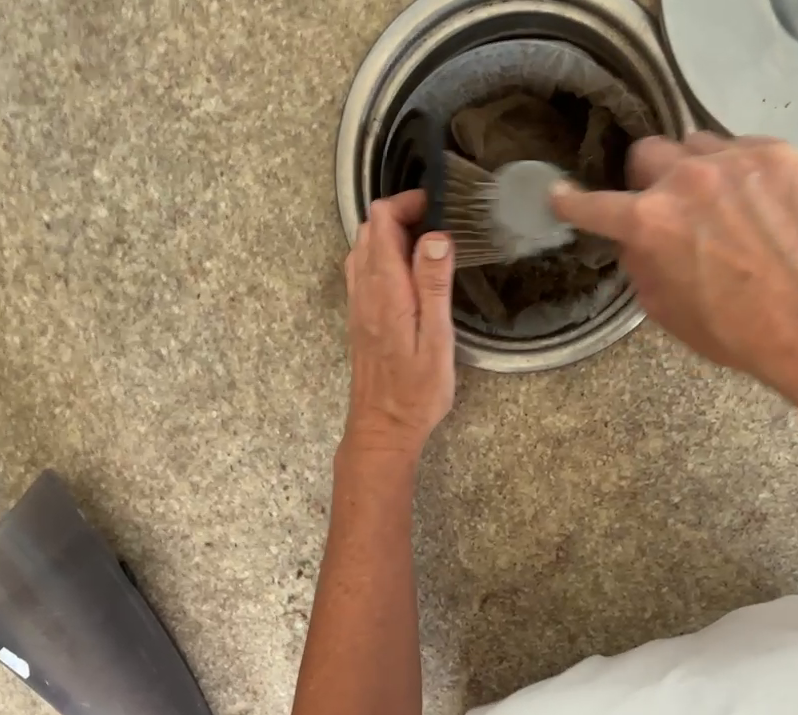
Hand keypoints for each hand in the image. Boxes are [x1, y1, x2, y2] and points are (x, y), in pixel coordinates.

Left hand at [343, 190, 456, 456]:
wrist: (383, 428)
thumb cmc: (415, 393)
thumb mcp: (436, 340)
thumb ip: (433, 285)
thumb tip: (435, 237)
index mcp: (386, 289)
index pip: (382, 220)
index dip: (408, 203)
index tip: (439, 209)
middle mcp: (365, 290)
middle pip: (371, 228)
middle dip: (402, 215)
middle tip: (439, 227)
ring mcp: (358, 303)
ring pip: (364, 248)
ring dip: (392, 235)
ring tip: (428, 248)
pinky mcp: (360, 318)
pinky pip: (364, 271)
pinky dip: (384, 257)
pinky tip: (408, 275)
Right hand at [551, 134, 797, 402]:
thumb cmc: (728, 328)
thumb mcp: (663, 308)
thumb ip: (638, 263)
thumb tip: (633, 240)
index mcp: (650, 223)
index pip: (595, 205)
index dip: (573, 203)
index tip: (560, 196)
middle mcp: (686, 179)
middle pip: (646, 152)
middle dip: (646, 179)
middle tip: (664, 206)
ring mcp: (735, 160)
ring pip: (695, 146)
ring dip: (694, 172)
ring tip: (718, 208)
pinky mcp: (776, 154)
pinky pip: (740, 149)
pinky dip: (738, 173)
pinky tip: (754, 207)